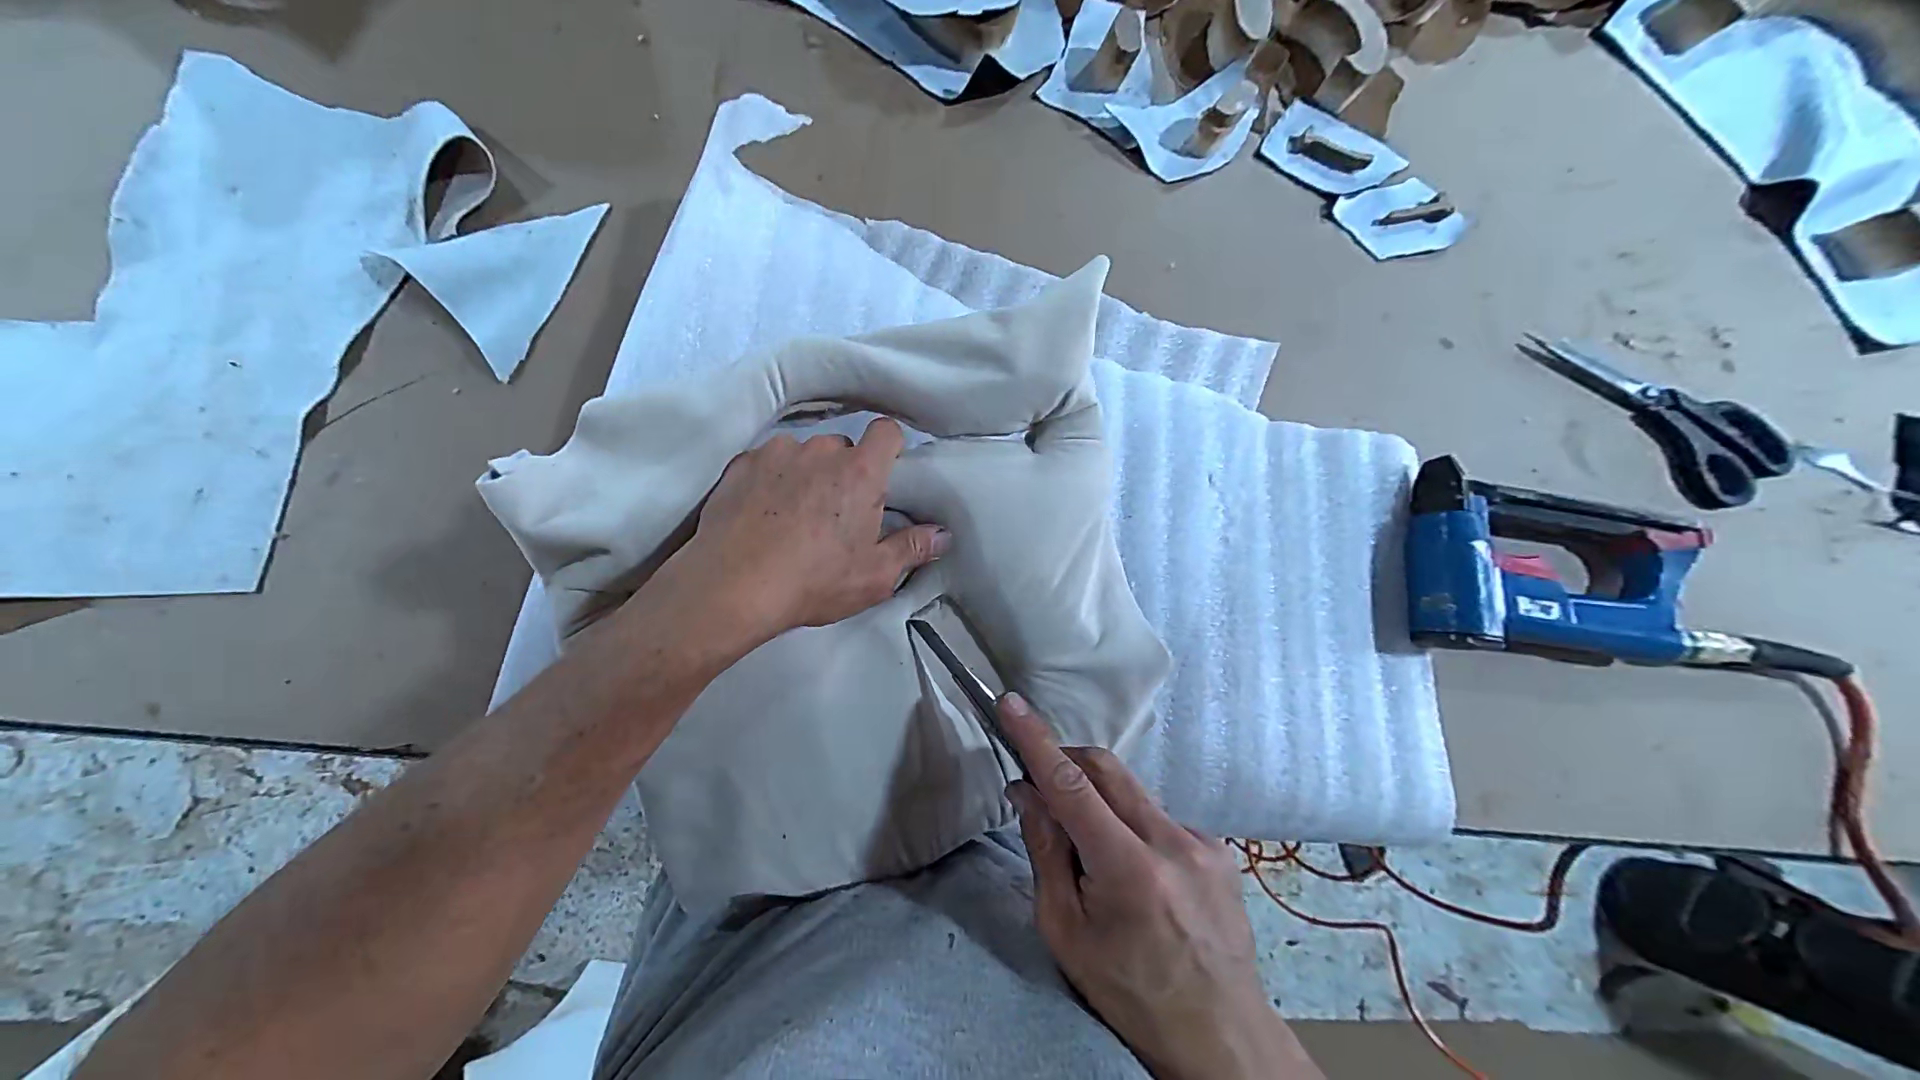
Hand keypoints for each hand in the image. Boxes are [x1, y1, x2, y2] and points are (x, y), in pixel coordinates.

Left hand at [662, 417, 947, 646]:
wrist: (732, 587)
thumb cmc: (812, 582)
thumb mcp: (875, 576)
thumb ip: (913, 549)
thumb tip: (941, 535)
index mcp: (860, 473)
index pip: (887, 431)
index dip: (889, 448)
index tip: (884, 474)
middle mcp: (820, 451)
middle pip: (843, 447)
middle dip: (845, 473)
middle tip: (837, 514)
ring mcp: (777, 453)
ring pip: (804, 454)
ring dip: (806, 475)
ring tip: (794, 516)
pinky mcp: (741, 464)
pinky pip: (767, 461)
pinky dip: (771, 480)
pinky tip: (763, 514)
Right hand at [999, 694, 1323, 1079]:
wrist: (1222, 1037)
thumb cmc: (1131, 994)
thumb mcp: (1067, 933)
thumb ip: (1046, 853)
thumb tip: (1028, 792)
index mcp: (1128, 869)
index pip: (1070, 785)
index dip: (1036, 740)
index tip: (1012, 705)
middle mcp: (1172, 842)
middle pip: (1105, 768)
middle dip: (1064, 762)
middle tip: (1039, 788)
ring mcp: (1202, 841)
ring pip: (1131, 791)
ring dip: (1099, 802)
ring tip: (1094, 855)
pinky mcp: (1217, 847)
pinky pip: (1158, 815)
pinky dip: (1131, 825)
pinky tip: (1136, 873)